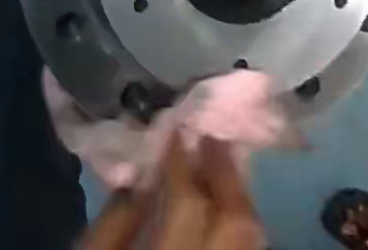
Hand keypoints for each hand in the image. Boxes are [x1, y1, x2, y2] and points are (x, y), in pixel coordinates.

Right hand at [80, 138, 264, 249]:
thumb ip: (115, 221)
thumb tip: (145, 175)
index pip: (189, 204)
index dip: (185, 162)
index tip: (177, 129)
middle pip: (238, 225)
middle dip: (227, 174)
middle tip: (211, 137)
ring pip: (252, 244)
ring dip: (239, 201)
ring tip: (220, 168)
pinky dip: (239, 233)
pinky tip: (224, 212)